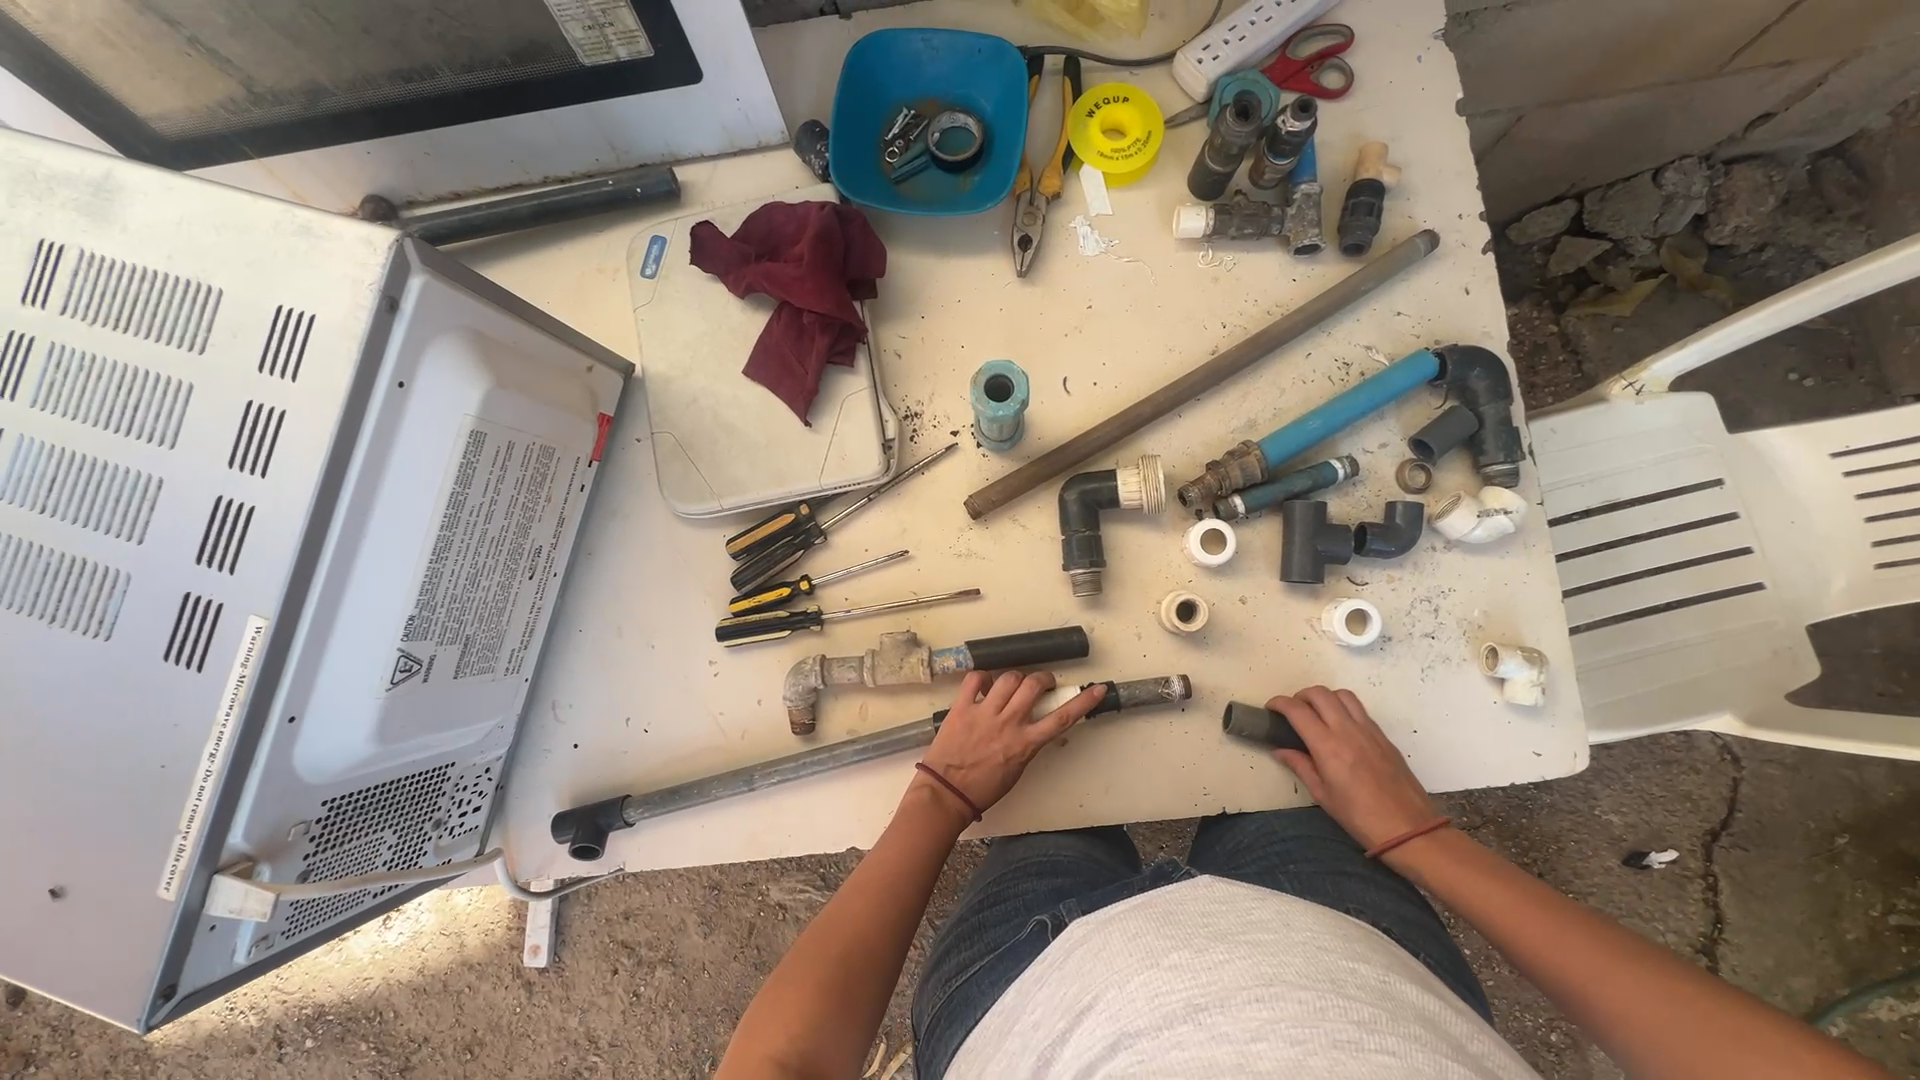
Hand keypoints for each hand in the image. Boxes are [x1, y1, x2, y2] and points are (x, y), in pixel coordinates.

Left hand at [915, 672, 1107, 819]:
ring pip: (1008, 678)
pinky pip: (975, 679)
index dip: (1083, 701)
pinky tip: (985, 685)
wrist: (946, 793)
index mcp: (1025, 743)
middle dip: (1043, 679)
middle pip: (1034, 686)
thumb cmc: (983, 790)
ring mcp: (984, 713)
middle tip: (1043, 683)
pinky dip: (982, 677)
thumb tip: (1034, 731)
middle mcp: (1008, 723)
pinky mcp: (962, 708)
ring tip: (1013, 684)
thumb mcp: (1017, 771)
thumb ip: (1027, 747)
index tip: (1098, 689)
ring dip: (1016, 677)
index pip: (1062, 718)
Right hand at [1267, 686, 1438, 849]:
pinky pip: (1360, 710)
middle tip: (1292, 711)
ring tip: (1316, 713)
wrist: (1409, 829)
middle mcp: (1348, 731)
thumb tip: (1280, 750)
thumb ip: (1300, 766)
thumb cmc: (1360, 817)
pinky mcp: (1384, 737)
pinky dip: (1344, 708)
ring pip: (1343, 695)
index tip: (1270, 709)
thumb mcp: (1323, 795)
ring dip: (1325, 697)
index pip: (1298, 710)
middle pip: (1320, 694)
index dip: (1279, 703)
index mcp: (1328, 746)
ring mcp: (1369, 731)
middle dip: (1300, 695)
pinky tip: (1340, 728)